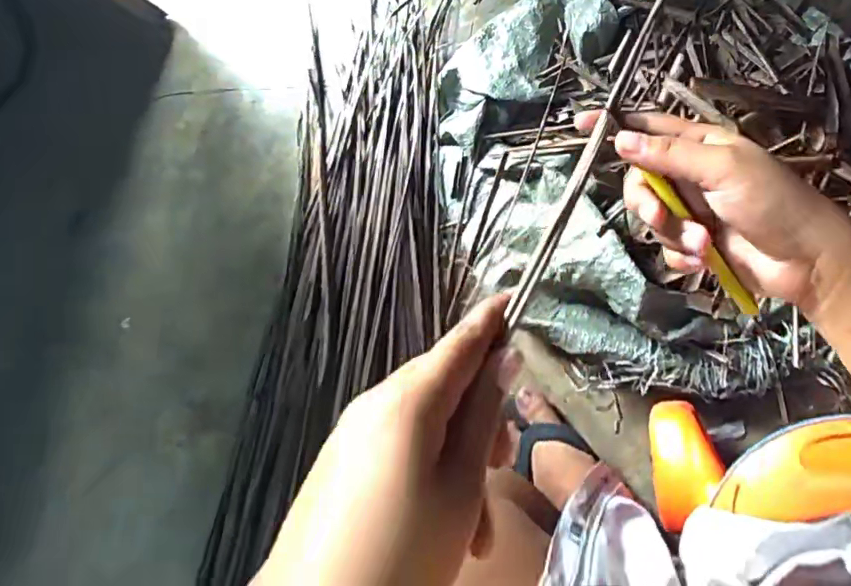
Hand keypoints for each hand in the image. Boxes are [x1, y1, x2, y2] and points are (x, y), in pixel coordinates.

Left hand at [254, 293, 514, 585]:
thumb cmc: (404, 551)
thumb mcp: (461, 487)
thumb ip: (484, 416)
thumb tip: (502, 357)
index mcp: (410, 398)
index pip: (461, 341)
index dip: (490, 320)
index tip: (512, 298)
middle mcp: (377, 400)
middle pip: (445, 384)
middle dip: (481, 414)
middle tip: (506, 461)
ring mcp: (352, 431)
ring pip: (424, 421)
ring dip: (458, 454)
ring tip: (475, 523)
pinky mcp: (338, 463)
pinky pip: (396, 444)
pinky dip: (426, 466)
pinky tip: (437, 518)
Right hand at [577, 111, 850, 313]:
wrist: (810, 262)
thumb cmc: (773, 202)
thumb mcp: (723, 168)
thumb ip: (670, 155)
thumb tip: (621, 138)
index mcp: (700, 144)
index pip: (648, 127)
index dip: (616, 124)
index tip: (581, 123)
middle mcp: (692, 174)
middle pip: (641, 179)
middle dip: (649, 203)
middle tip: (666, 217)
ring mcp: (694, 209)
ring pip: (652, 217)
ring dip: (673, 234)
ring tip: (704, 244)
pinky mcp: (697, 243)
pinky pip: (667, 247)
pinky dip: (682, 256)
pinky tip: (705, 260)